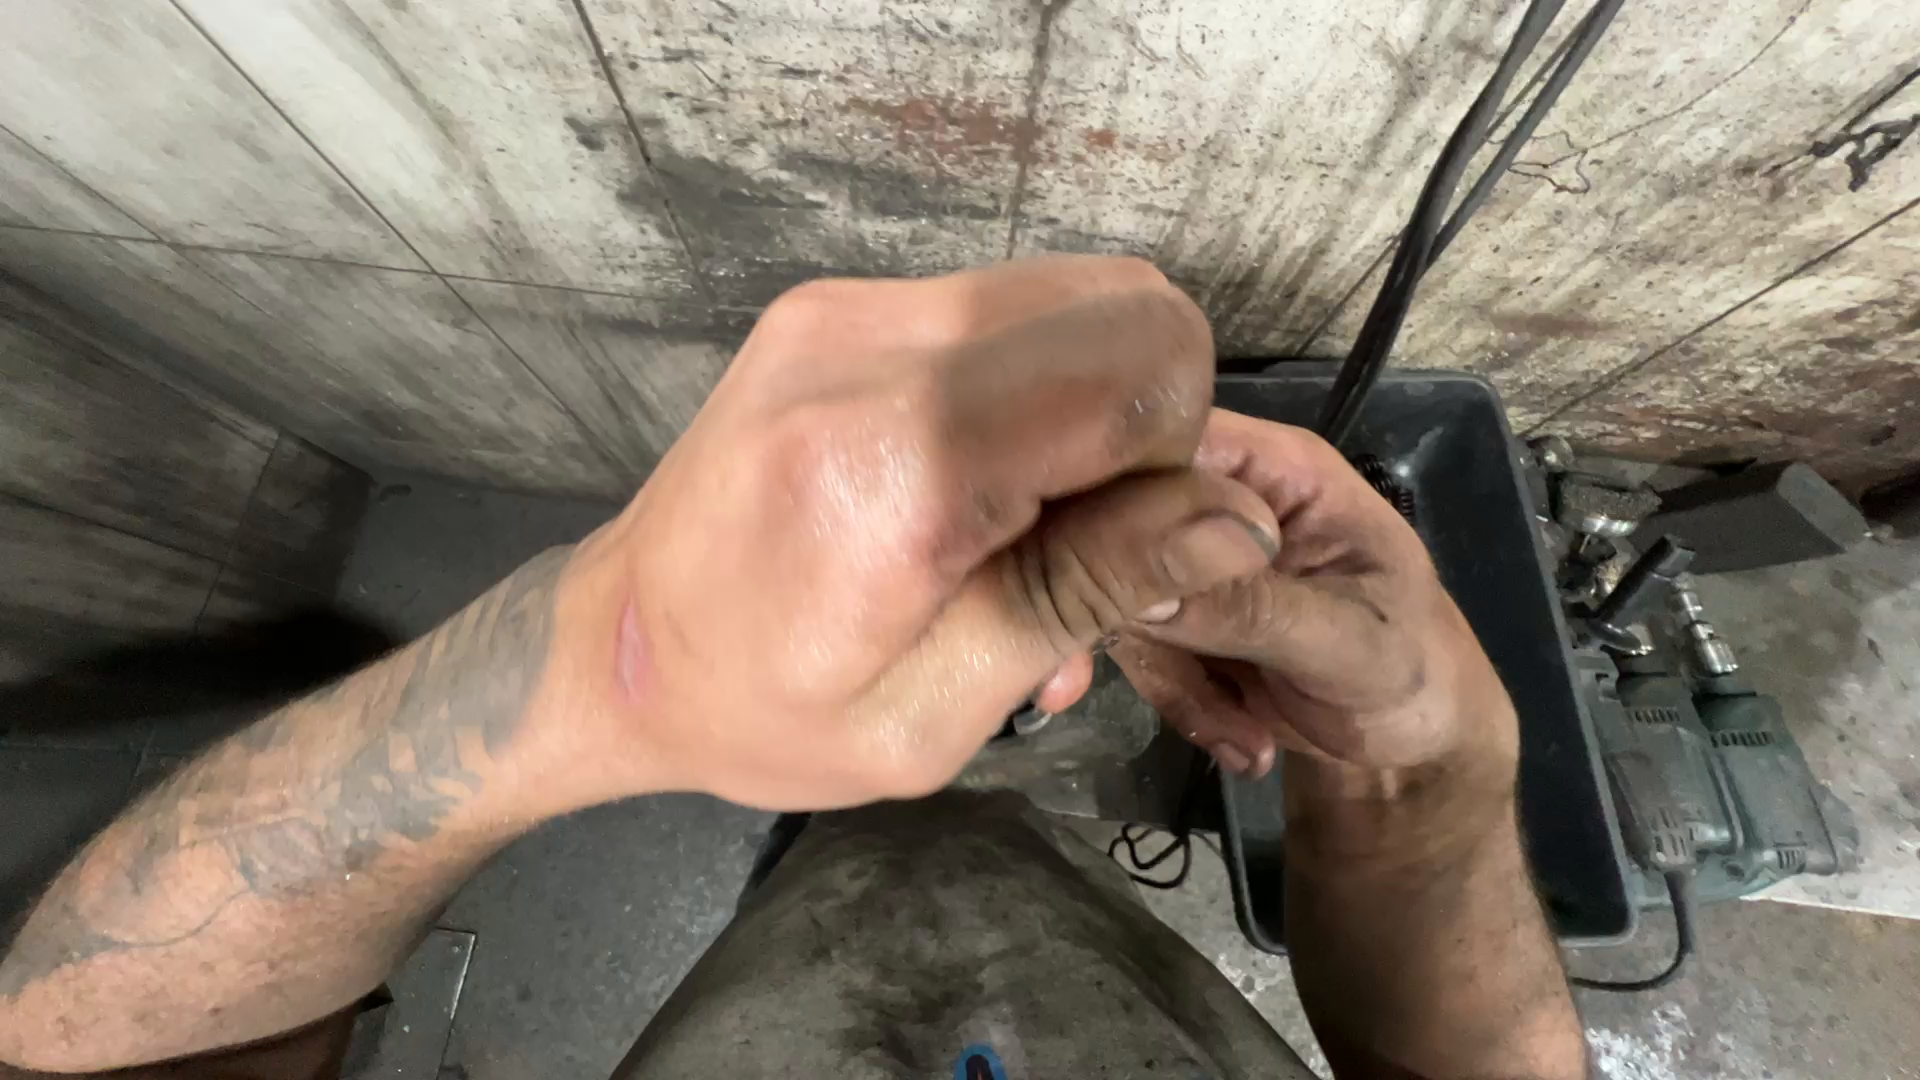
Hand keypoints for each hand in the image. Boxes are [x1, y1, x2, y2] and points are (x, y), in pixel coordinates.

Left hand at [526, 258, 1282, 811]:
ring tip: (1028, 512)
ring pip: (1077, 296)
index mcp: (898, 463)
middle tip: (1081, 533)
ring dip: (1091, 403)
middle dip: (1146, 424)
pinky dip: (1034, 386)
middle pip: (1127, 305)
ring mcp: (846, 303)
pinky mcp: (835, 302)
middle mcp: (869, 340)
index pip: (1142, 368)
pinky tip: (985, 474)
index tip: (1119, 552)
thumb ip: (1088, 595)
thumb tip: (1234, 523)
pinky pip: (1007, 311)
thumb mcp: (939, 708)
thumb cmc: (766, 712)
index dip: (1174, 464)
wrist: (616, 648)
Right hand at [1110, 410, 1517, 790]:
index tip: (1097, 563)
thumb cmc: (1412, 674)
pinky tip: (1241, 735)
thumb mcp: (1348, 642)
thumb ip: (1252, 608)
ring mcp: (1184, 559)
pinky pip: (1127, 641)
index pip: (1167, 440)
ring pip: (1111, 590)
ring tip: (1245, 730)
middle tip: (1184, 676)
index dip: (1118, 487)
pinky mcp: (1166, 611)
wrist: (1407, 744)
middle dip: (1136, 608)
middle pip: (1115, 517)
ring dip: (1169, 674)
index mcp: (1274, 471)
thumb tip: (1146, 589)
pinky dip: (1173, 697)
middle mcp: (1215, 501)